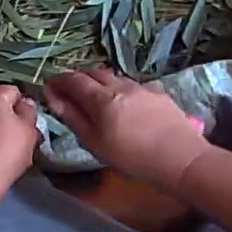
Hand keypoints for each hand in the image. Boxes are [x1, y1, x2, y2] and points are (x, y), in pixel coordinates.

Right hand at [43, 70, 209, 191]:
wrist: (181, 159)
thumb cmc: (133, 158)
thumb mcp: (95, 143)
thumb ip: (73, 117)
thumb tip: (53, 97)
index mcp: (102, 98)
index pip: (73, 79)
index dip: (58, 81)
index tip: (49, 87)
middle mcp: (120, 85)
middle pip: (93, 72)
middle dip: (77, 78)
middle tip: (69, 92)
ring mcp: (141, 86)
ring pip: (113, 77)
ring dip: (98, 82)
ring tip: (94, 97)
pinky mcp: (157, 92)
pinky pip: (130, 84)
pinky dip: (118, 88)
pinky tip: (122, 104)